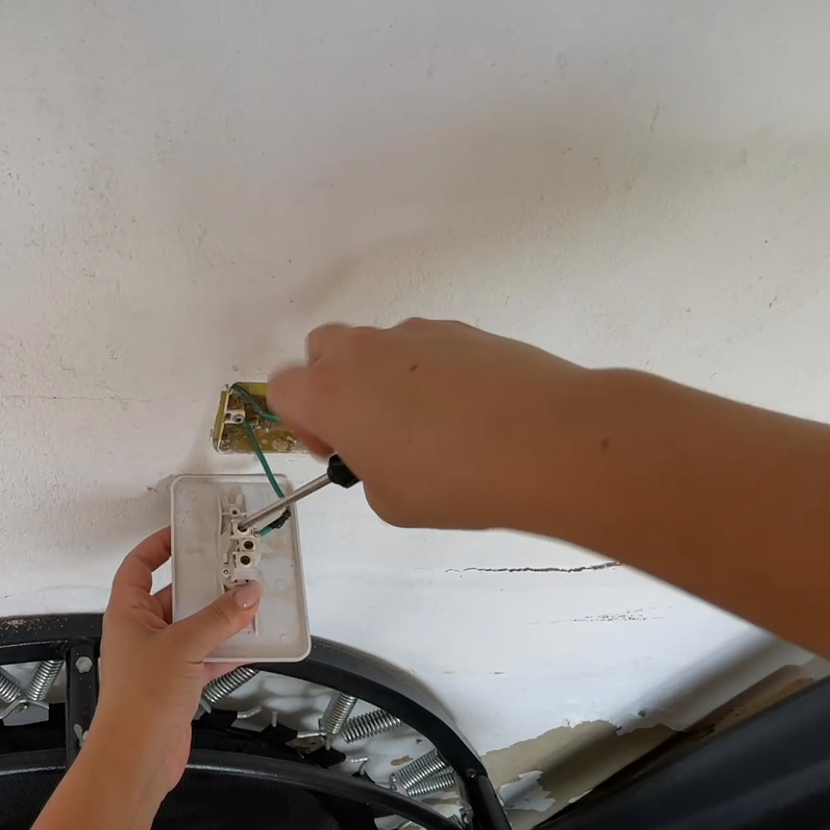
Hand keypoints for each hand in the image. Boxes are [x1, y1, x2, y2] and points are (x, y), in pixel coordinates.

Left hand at [91, 528, 261, 797]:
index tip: (185, 534)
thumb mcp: (184, 646)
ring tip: (249, 604)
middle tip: (232, 570)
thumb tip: (246, 594)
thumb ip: (219, 618)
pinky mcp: (175, 683)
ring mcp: (158, 658)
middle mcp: (140, 632)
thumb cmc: (141, 698)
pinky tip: (249, 644)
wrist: (137, 758)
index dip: (157, 546)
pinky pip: (203, 656)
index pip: (138, 566)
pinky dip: (224, 650)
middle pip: (173, 596)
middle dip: (202, 585)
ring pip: (192, 627)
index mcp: (127, 612)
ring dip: (219, 619)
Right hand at [266, 319, 598, 532]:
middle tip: (368, 427)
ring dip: (383, 377)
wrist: (548, 442)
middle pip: (320, 350)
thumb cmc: (454, 481)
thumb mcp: (389, 501)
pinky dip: (430, 371)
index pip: (281, 388)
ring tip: (431, 424)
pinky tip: (468, 410)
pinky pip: (423, 347)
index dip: (300, 421)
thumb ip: (366, 469)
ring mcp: (412, 334)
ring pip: (375, 347)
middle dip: (332, 384)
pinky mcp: (459, 329)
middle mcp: (361, 352)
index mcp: (329, 394)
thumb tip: (387, 450)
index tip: (335, 448)